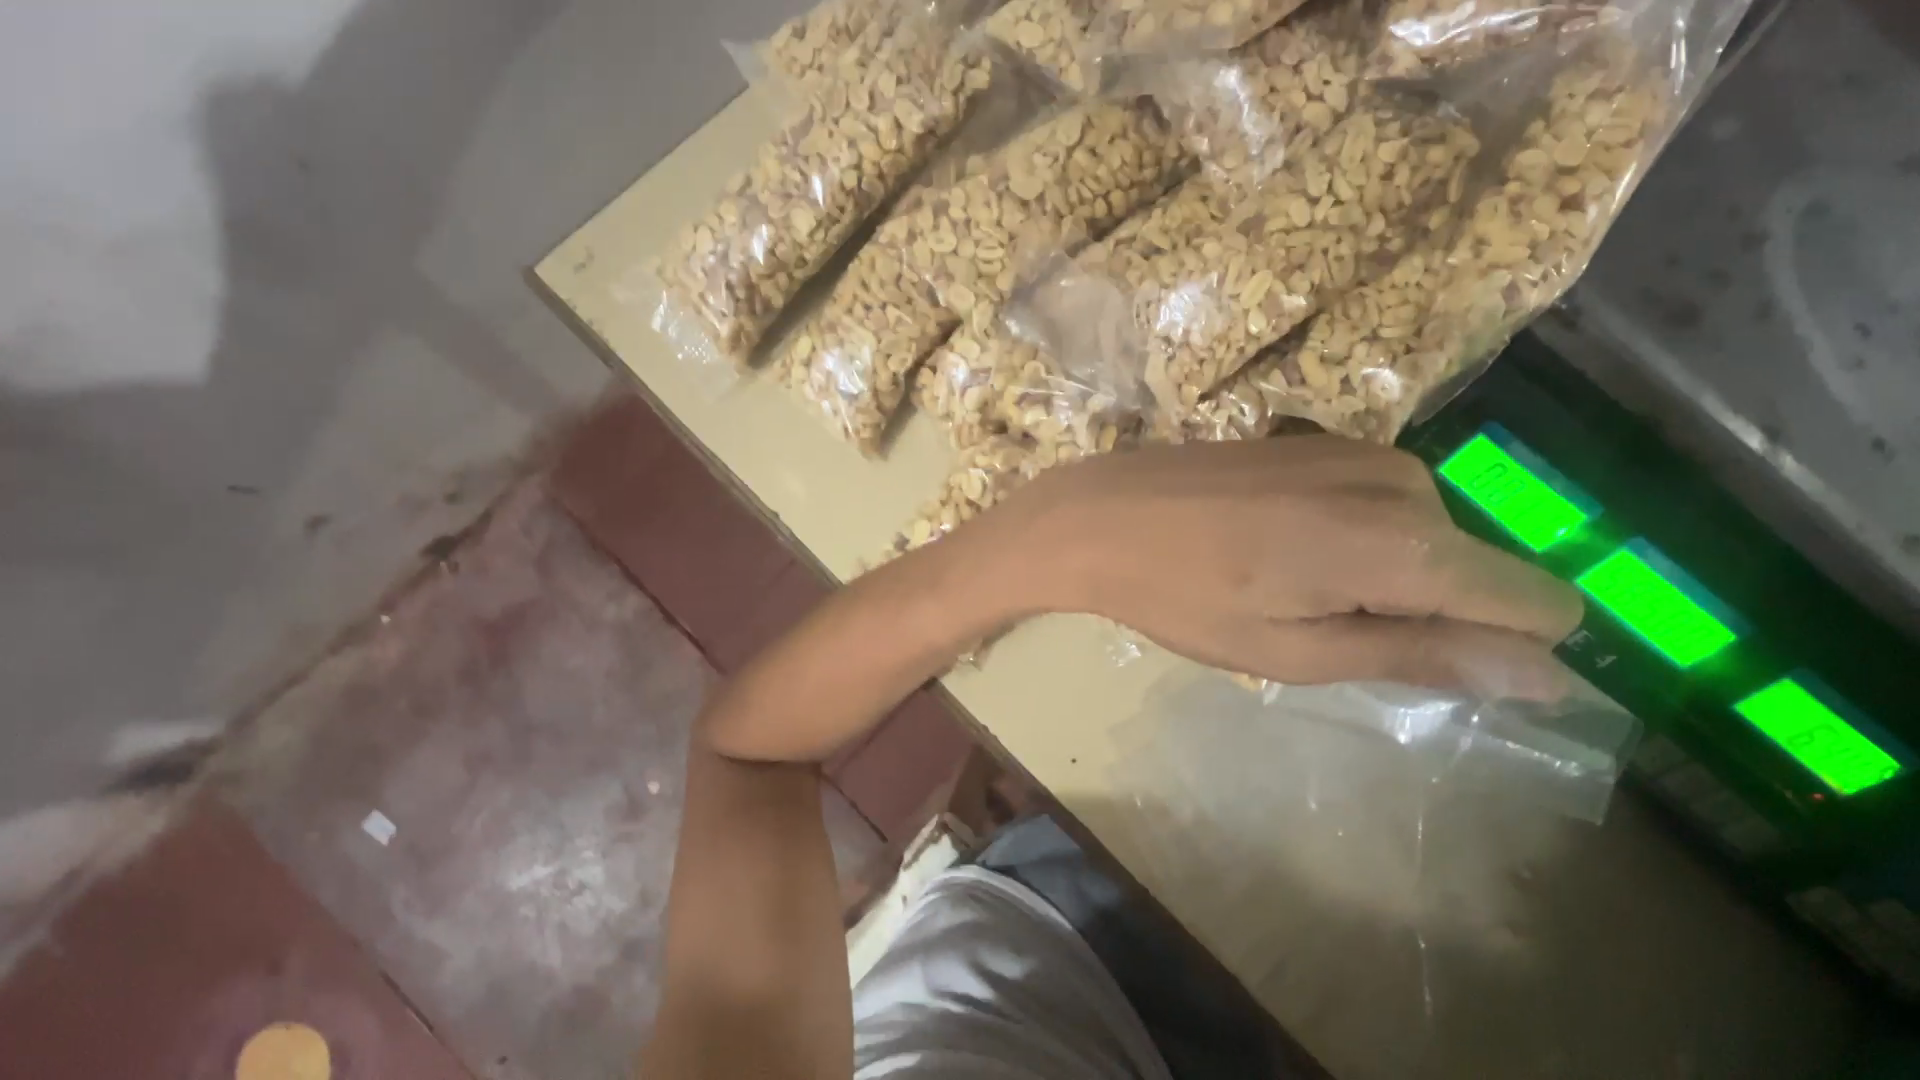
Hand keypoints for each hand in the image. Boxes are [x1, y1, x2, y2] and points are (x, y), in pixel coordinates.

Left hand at [999, 437, 1582, 696]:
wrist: (1101, 512)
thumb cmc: (1187, 596)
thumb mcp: (1298, 650)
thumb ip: (1426, 654)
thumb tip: (1550, 675)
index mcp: (1407, 544)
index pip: (1538, 601)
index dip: (1509, 648)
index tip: (1437, 666)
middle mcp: (1411, 484)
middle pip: (1478, 572)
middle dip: (1423, 611)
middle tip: (1320, 624)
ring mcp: (1372, 452)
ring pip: (1433, 540)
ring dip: (1383, 577)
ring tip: (1290, 586)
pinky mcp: (1337, 440)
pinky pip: (1390, 507)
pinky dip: (1357, 540)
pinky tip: (1284, 547)